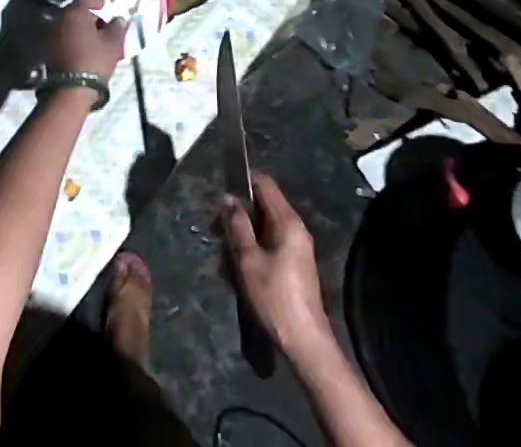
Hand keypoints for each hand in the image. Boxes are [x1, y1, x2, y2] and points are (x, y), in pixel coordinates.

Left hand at [49, 0, 127, 79]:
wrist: (71, 88)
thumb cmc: (95, 60)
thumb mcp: (113, 43)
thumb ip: (117, 27)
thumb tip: (118, 19)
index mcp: (73, 13)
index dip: (95, 0)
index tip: (104, 5)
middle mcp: (58, 20)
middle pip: (74, 12)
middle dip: (88, 17)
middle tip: (101, 26)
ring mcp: (49, 34)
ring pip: (67, 25)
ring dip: (79, 29)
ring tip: (93, 40)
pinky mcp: (46, 49)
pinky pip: (61, 37)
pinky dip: (71, 38)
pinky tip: (82, 48)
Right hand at [219, 174, 328, 354]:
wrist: (304, 340)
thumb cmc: (275, 297)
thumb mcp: (249, 260)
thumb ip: (238, 226)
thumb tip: (228, 199)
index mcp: (288, 222)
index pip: (265, 184)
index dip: (243, 181)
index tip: (221, 192)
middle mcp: (296, 228)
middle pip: (263, 205)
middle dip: (238, 213)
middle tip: (216, 229)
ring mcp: (296, 246)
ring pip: (264, 226)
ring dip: (243, 234)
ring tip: (225, 253)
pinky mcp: (293, 262)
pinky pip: (269, 242)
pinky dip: (252, 247)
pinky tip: (238, 267)